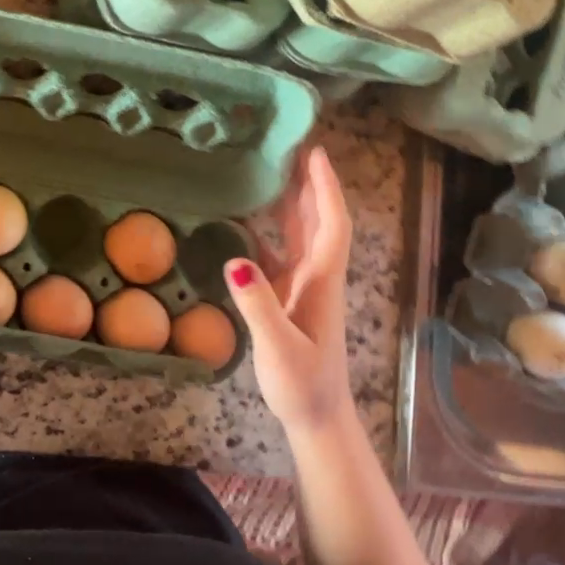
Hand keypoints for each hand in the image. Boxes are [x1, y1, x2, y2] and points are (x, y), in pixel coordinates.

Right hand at [225, 146, 353, 434]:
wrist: (316, 416)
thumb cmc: (302, 383)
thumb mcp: (278, 346)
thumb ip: (258, 304)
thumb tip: (234, 259)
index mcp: (321, 282)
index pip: (330, 225)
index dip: (324, 189)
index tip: (315, 154)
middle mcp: (317, 277)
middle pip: (319, 221)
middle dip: (309, 183)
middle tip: (291, 148)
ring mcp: (304, 288)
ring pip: (302, 234)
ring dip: (293, 202)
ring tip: (274, 172)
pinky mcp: (290, 299)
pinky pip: (282, 253)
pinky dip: (270, 230)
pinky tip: (249, 221)